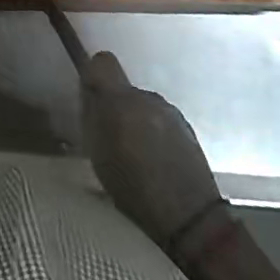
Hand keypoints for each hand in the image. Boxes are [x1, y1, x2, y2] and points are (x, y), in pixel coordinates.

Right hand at [83, 52, 224, 247]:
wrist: (190, 218)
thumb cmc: (133, 188)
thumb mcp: (97, 153)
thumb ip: (92, 116)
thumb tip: (89, 92)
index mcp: (121, 100)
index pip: (103, 61)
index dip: (94, 75)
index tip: (91, 96)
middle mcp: (147, 97)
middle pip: (123, 88)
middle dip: (116, 105)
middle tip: (112, 137)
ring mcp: (170, 111)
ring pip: (142, 105)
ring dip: (136, 119)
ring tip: (136, 154)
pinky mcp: (187, 127)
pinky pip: (160, 120)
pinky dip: (153, 132)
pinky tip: (156, 160)